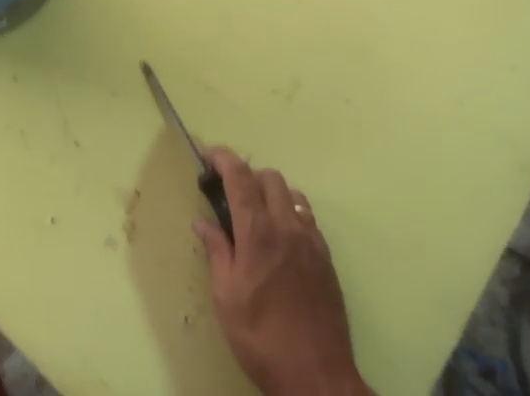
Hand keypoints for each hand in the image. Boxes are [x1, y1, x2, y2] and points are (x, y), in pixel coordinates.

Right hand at [195, 149, 372, 395]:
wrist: (317, 376)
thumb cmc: (261, 338)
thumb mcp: (226, 298)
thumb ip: (217, 252)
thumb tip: (202, 221)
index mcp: (258, 234)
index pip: (240, 177)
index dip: (222, 158)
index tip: (206, 154)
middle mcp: (288, 228)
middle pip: (269, 177)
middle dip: (245, 175)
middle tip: (226, 194)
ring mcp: (312, 241)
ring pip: (292, 194)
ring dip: (270, 193)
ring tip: (253, 216)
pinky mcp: (327, 258)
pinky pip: (307, 218)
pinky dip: (289, 213)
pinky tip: (279, 239)